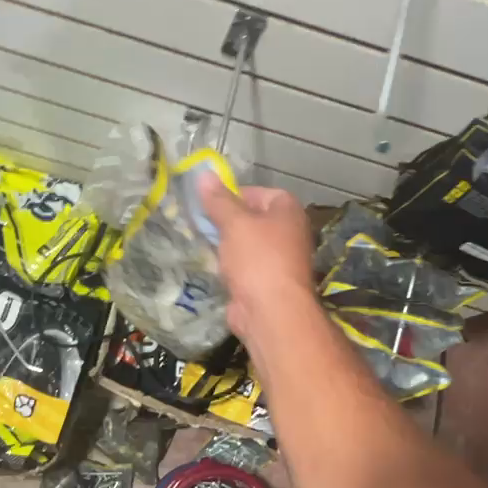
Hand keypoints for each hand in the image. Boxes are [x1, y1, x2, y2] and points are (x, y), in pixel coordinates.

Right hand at [199, 173, 316, 344]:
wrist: (271, 312)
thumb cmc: (258, 259)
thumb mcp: (234, 223)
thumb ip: (218, 201)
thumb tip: (203, 174)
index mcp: (287, 210)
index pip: (257, 192)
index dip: (231, 196)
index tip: (207, 205)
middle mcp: (288, 232)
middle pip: (251, 220)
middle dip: (226, 224)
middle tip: (200, 226)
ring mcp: (279, 260)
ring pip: (246, 246)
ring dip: (226, 248)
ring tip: (202, 247)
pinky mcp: (266, 284)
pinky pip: (244, 269)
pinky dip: (230, 269)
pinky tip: (213, 270)